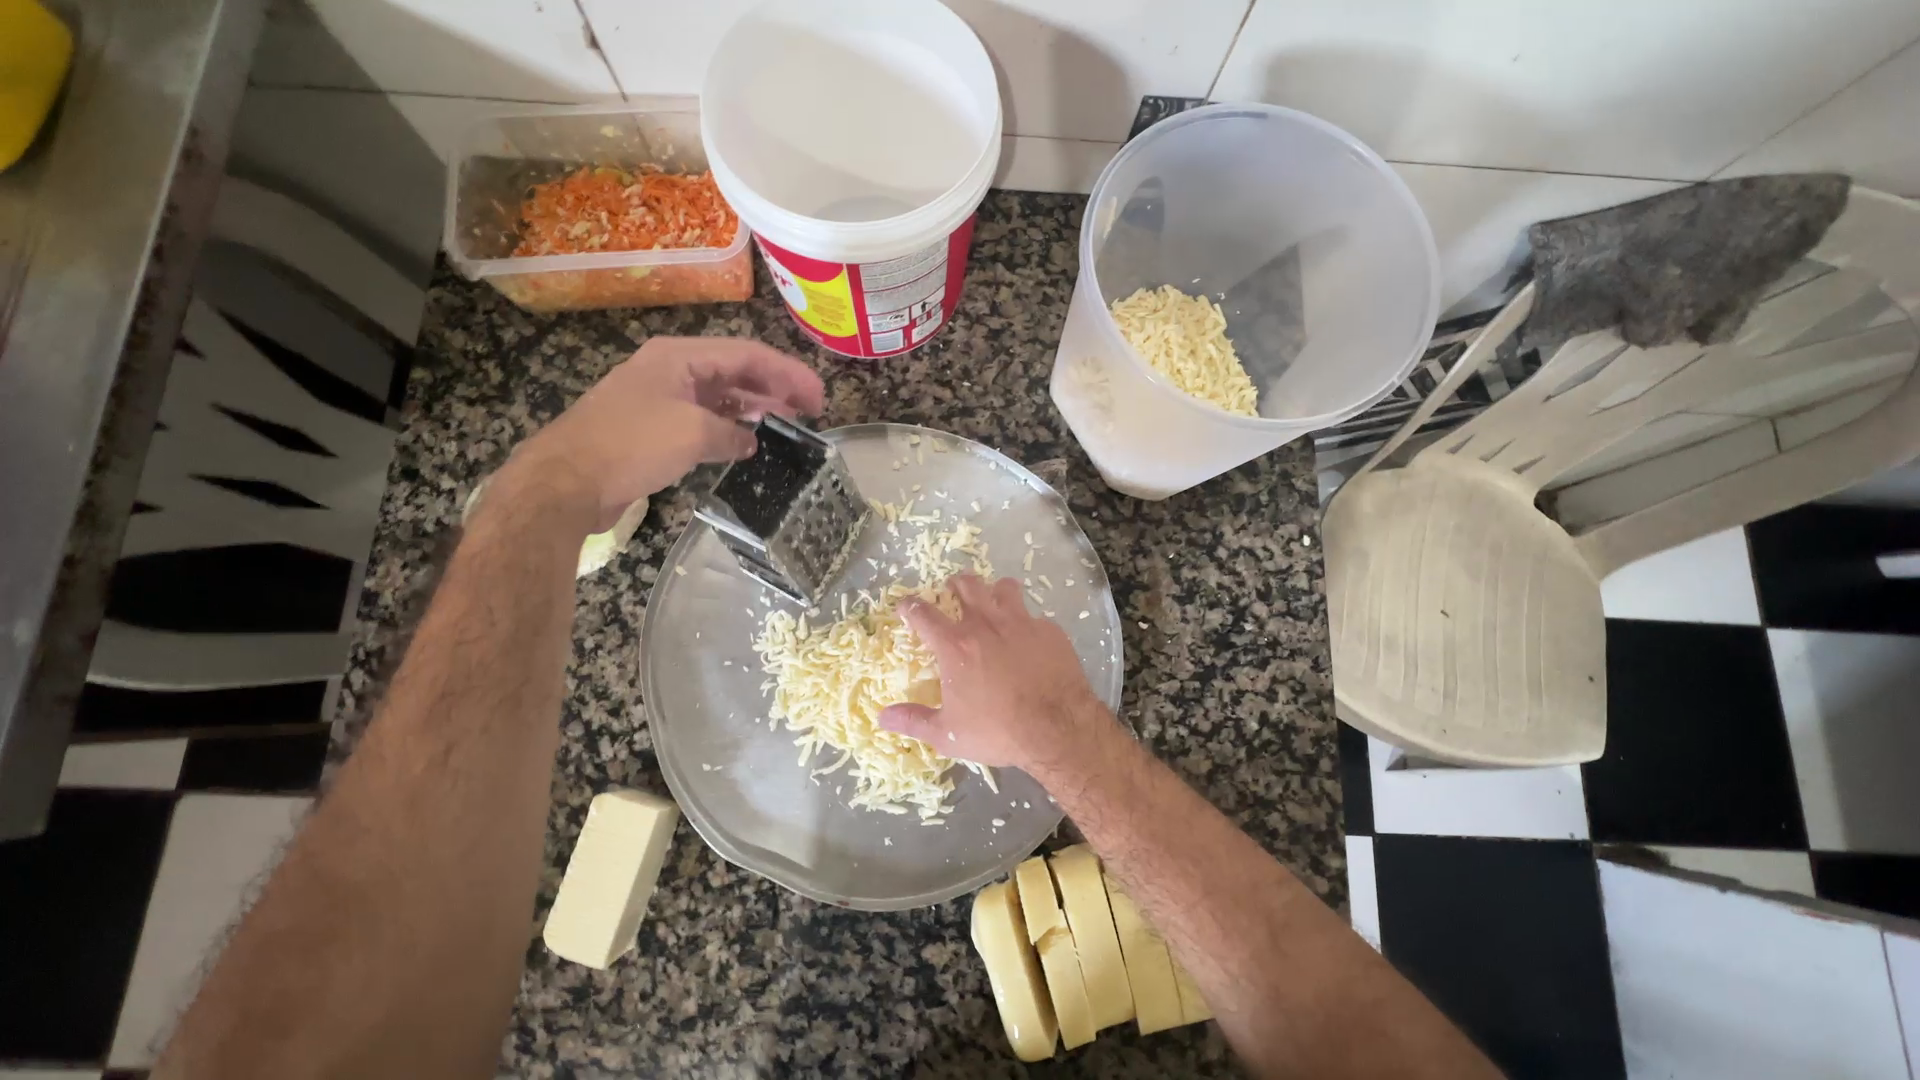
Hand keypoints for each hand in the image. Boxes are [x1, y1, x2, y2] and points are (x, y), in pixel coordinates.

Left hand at [506, 337, 824, 529]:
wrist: (566, 481)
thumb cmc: (631, 445)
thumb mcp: (693, 433)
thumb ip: (731, 433)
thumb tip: (749, 441)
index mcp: (679, 356)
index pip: (747, 355)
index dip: (788, 374)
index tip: (818, 397)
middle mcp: (670, 369)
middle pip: (734, 371)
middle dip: (774, 388)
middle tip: (808, 412)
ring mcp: (659, 398)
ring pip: (718, 396)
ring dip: (752, 408)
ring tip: (785, 424)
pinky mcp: (651, 428)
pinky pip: (701, 419)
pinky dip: (727, 428)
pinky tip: (745, 442)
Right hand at [877, 574, 1117, 772]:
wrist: (1058, 729)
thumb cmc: (997, 731)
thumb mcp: (948, 734)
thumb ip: (914, 721)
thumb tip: (882, 717)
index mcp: (956, 646)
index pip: (924, 614)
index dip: (911, 607)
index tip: (906, 606)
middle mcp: (986, 624)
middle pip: (967, 586)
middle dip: (956, 584)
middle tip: (953, 589)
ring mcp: (1021, 623)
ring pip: (1004, 588)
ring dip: (995, 591)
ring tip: (994, 600)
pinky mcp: (1050, 631)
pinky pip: (1035, 617)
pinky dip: (1027, 623)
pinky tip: (1030, 639)